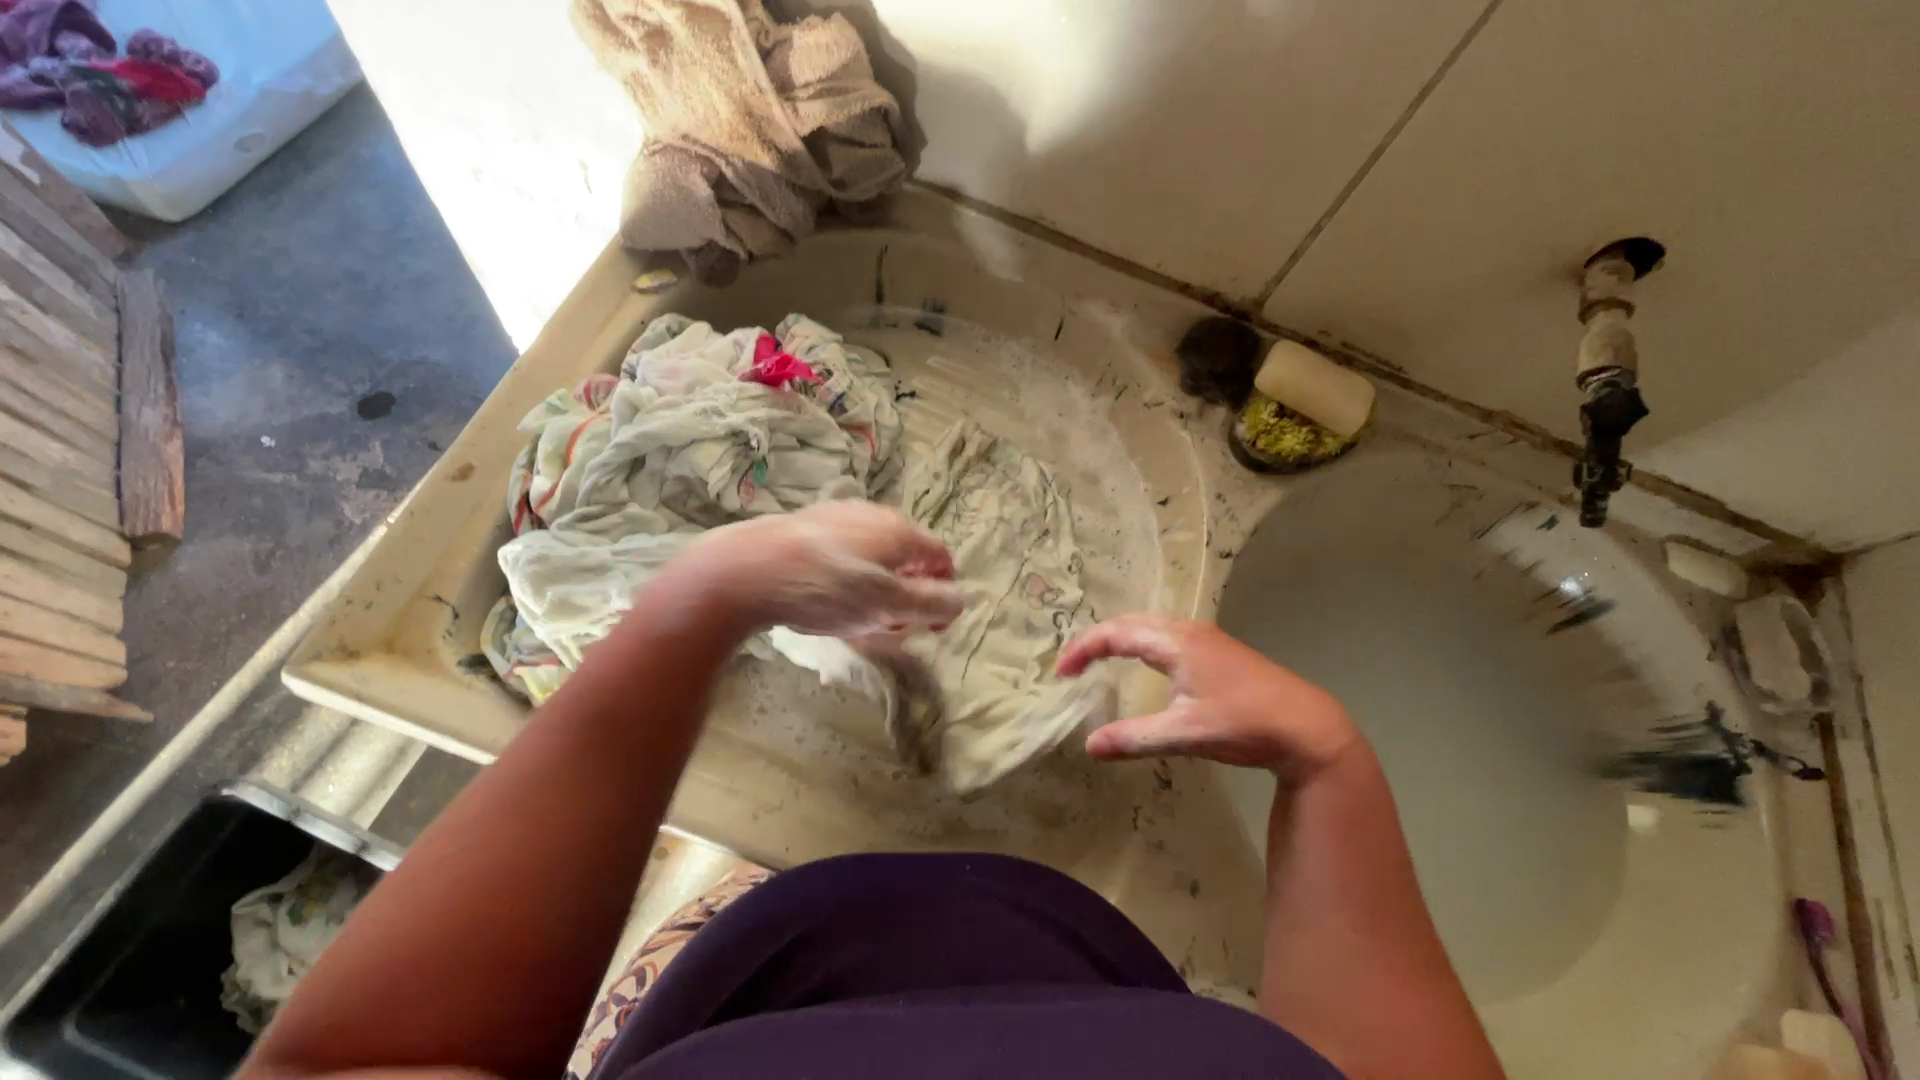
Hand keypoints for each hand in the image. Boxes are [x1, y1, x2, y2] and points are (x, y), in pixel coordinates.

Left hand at [684, 500, 967, 638]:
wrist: (745, 571)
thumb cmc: (825, 588)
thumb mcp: (886, 604)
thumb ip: (929, 603)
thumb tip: (962, 599)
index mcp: (899, 530)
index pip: (941, 557)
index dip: (944, 592)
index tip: (932, 627)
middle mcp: (872, 515)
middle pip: (906, 559)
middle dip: (905, 597)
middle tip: (888, 630)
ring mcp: (836, 517)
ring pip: (873, 559)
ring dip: (875, 593)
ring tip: (854, 622)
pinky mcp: (804, 529)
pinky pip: (843, 557)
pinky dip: (847, 582)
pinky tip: (822, 602)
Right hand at [1057, 615, 1361, 779]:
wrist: (1307, 726)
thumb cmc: (1245, 725)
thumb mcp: (1185, 735)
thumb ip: (1134, 738)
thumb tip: (1090, 745)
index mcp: (1175, 643)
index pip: (1115, 634)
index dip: (1084, 650)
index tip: (1062, 674)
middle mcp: (1188, 631)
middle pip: (1130, 621)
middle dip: (1097, 639)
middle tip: (1074, 665)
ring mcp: (1207, 638)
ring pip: (1150, 625)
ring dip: (1120, 637)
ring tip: (1100, 660)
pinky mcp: (1218, 651)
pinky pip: (1166, 634)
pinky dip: (1141, 642)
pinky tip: (1145, 665)